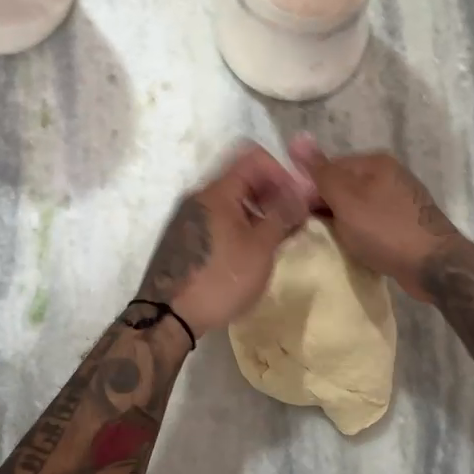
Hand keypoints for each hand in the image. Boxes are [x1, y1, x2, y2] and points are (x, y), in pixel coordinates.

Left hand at [136, 143, 315, 334]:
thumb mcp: (260, 248)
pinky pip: (221, 219)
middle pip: (243, 178)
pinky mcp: (188, 238)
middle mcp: (201, 197)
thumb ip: (282, 214)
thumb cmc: (221, 279)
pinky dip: (242, 226)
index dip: (282, 171)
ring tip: (279, 238)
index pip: (254, 158)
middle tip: (295, 218)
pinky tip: (254, 251)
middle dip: (273, 192)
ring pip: (233, 201)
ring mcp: (191, 218)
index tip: (300, 197)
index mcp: (218, 192)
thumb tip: (303, 189)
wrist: (170, 316)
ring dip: (259, 212)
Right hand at [289, 137, 463, 298]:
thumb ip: (321, 172)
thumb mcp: (346, 199)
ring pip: (359, 208)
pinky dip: (362, 235)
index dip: (311, 190)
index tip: (300, 215)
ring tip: (334, 243)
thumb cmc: (385, 230)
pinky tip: (358, 249)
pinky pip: (374, 225)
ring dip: (344, 224)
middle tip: (314, 232)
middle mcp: (390, 175)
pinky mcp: (407, 225)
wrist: (433, 265)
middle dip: (327, 208)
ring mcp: (401, 200)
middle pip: (345, 187)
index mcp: (375, 162)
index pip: (330, 167)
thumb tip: (296, 138)